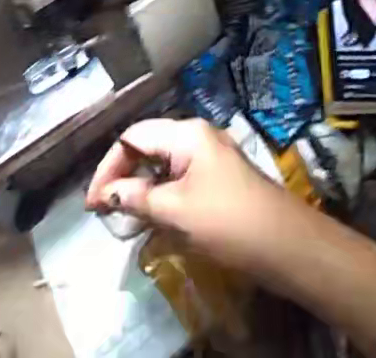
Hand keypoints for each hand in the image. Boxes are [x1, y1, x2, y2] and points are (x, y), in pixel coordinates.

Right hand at [85, 118, 308, 273]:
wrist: (283, 242)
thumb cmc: (226, 219)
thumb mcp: (176, 209)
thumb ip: (138, 197)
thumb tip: (107, 193)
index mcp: (187, 133)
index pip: (134, 137)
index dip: (109, 167)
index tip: (92, 203)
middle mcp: (197, 136)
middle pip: (148, 147)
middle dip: (123, 176)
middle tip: (104, 211)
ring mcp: (209, 157)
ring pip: (162, 165)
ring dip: (141, 189)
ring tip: (124, 219)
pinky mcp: (217, 179)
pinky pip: (178, 180)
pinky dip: (160, 196)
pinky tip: (152, 219)